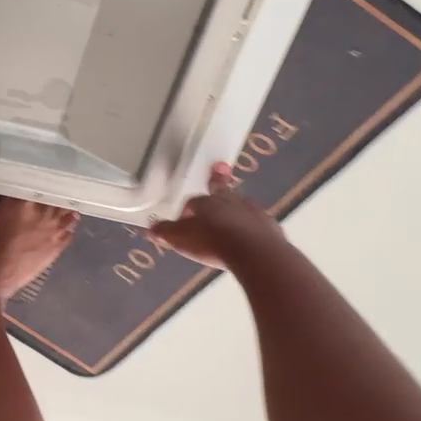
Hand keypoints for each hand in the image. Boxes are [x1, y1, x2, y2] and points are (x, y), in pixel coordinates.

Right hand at [148, 162, 285, 268]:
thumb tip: (150, 229)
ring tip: (234, 217)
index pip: (193, 200)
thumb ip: (165, 232)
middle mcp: (230, 202)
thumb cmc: (211, 241)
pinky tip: (251, 238)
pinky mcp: (271, 228)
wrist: (254, 253)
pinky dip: (253, 228)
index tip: (183, 219)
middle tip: (220, 167)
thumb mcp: (179, 238)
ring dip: (237, 209)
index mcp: (206, 203)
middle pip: (222, 190)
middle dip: (217, 181)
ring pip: (242, 206)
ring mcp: (254, 213)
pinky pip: (259, 224)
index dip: (187, 209)